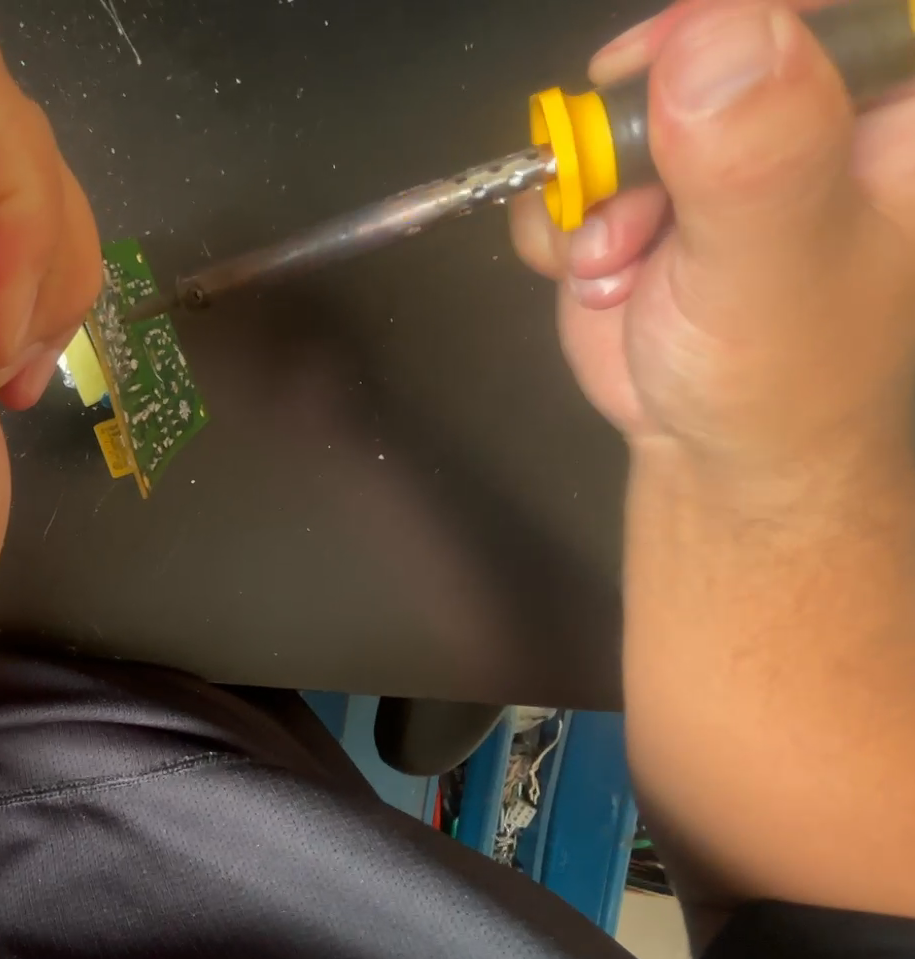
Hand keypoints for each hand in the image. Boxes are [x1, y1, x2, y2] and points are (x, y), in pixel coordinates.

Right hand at [511, 0, 914, 497]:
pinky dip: (555, 229)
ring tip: (610, 263)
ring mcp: (701, 165)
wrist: (709, 440)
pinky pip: (568, 181)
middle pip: (687, 58)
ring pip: (609, 125)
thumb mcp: (771, 259)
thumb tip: (713, 33)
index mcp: (879, 102)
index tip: (644, 69)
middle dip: (626, 134)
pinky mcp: (632, 207)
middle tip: (619, 196)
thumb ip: (752, 155)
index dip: (724, 22)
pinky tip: (588, 275)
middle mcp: (789, 117)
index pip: (813, 7)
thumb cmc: (775, 362)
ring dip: (582, 197)